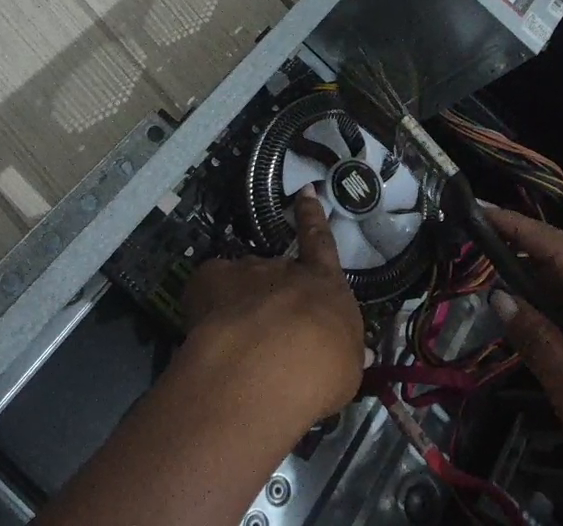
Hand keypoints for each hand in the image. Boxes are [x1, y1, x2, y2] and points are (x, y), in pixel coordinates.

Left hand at [178, 186, 363, 427]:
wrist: (267, 366)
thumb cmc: (320, 369)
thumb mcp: (347, 366)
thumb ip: (343, 349)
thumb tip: (354, 352)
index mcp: (323, 286)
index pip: (320, 243)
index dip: (313, 218)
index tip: (306, 192)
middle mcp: (284, 270)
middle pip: (276, 275)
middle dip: (271, 297)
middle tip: (266, 336)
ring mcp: (246, 270)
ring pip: (242, 283)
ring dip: (240, 303)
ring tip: (236, 343)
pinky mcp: (210, 279)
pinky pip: (209, 287)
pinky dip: (209, 303)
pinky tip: (209, 331)